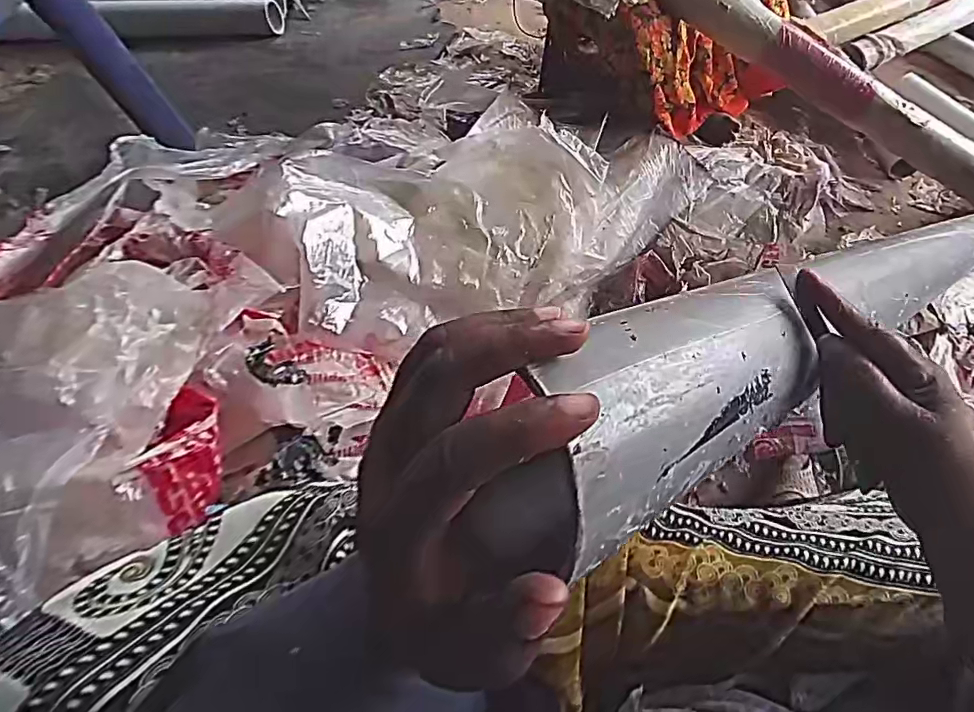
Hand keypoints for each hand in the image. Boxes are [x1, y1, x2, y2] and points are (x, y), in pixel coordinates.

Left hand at [357, 307, 599, 691]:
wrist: (389, 600)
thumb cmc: (438, 622)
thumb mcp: (471, 654)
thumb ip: (506, 630)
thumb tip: (548, 592)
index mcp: (401, 527)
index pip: (453, 459)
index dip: (520, 428)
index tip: (586, 406)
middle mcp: (386, 465)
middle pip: (438, 380)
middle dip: (510, 345)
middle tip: (574, 333)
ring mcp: (389, 427)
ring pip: (435, 352)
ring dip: (500, 326)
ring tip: (560, 320)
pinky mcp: (400, 407)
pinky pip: (435, 349)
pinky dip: (483, 327)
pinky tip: (527, 326)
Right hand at [793, 270, 973, 534]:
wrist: (964, 530)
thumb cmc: (935, 476)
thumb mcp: (895, 424)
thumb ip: (860, 380)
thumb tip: (830, 343)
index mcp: (920, 371)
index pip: (867, 329)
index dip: (833, 304)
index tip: (806, 277)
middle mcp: (914, 376)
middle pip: (858, 354)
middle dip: (835, 376)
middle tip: (832, 414)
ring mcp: (907, 397)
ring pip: (855, 380)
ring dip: (842, 405)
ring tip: (847, 437)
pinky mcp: (898, 418)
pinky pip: (860, 403)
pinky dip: (849, 419)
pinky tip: (854, 443)